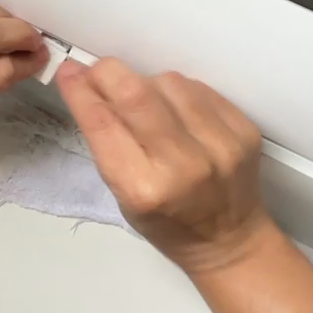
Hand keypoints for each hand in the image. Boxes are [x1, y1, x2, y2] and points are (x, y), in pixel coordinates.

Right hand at [55, 58, 276, 272]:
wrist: (229, 241)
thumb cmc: (164, 221)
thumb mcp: (121, 192)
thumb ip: (107, 140)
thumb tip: (86, 85)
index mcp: (143, 189)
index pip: (103, 124)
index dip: (80, 91)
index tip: (68, 71)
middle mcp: (183, 165)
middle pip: (136, 95)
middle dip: (108, 73)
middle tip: (97, 71)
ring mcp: (220, 145)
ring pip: (168, 82)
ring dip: (145, 82)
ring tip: (143, 100)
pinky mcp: (244, 131)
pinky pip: (199, 88)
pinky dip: (176, 89)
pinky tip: (173, 107)